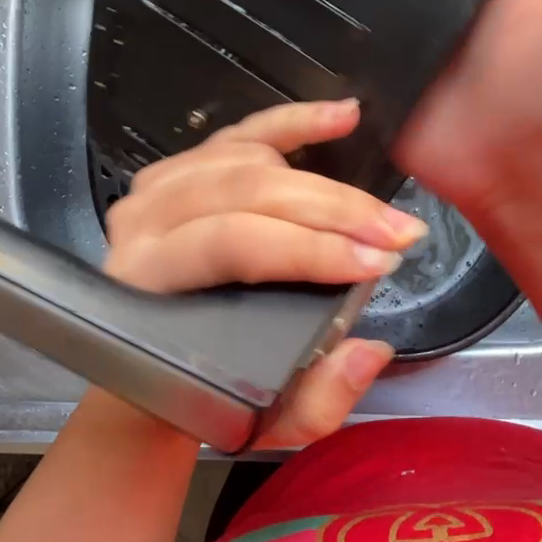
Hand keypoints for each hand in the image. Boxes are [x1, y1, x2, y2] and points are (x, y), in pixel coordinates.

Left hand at [102, 99, 423, 447]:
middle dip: (334, 212)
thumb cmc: (200, 398)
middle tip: (398, 233)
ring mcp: (157, 190)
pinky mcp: (181, 170)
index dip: (312, 249)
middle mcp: (142, 227)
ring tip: (380, 210)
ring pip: (249, 160)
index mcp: (148, 283)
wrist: (148, 378)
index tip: (380, 262)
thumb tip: (369, 351)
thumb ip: (314, 403)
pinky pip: (242, 133)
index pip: (235, 243)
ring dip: (325, 183)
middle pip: (247, 192)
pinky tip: (342, 117)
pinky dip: (294, 121)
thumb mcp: (256, 423)